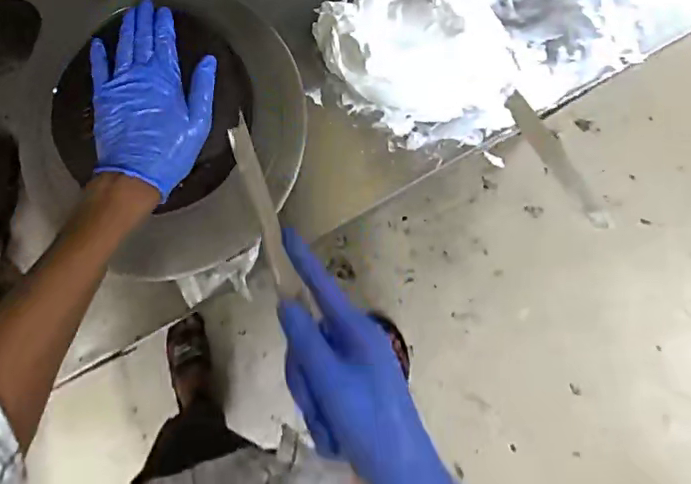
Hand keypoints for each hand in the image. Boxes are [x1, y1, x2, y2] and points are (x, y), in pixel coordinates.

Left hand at [90, 0, 217, 202]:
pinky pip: (99, 69)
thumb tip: (209, 60)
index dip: (163, 25)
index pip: (164, 43)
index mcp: (165, 78)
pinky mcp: (102, 95)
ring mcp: (119, 83)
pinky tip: (98, 42)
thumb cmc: (170, 150)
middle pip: (142, 39)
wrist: (133, 172)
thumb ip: (202, 88)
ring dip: (126, 29)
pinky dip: (98, 54)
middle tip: (145, 4)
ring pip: (122, 47)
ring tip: (129, 14)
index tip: (163, 10)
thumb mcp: (197, 122)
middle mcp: (141, 74)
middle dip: (144, 20)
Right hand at [278, 227, 450, 483]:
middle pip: (306, 338)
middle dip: (303, 373)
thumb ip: (303, 339)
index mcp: (356, 332)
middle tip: (315, 400)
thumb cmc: (371, 424)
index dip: (302, 259)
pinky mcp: (352, 396)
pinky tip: (336, 437)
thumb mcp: (331, 380)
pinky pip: (318, 391)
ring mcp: (354, 372)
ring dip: (312, 400)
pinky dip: (321, 416)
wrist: (405, 482)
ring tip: (330, 426)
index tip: (286, 232)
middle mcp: (354, 345)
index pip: (321, 287)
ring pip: (308, 368)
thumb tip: (286, 302)